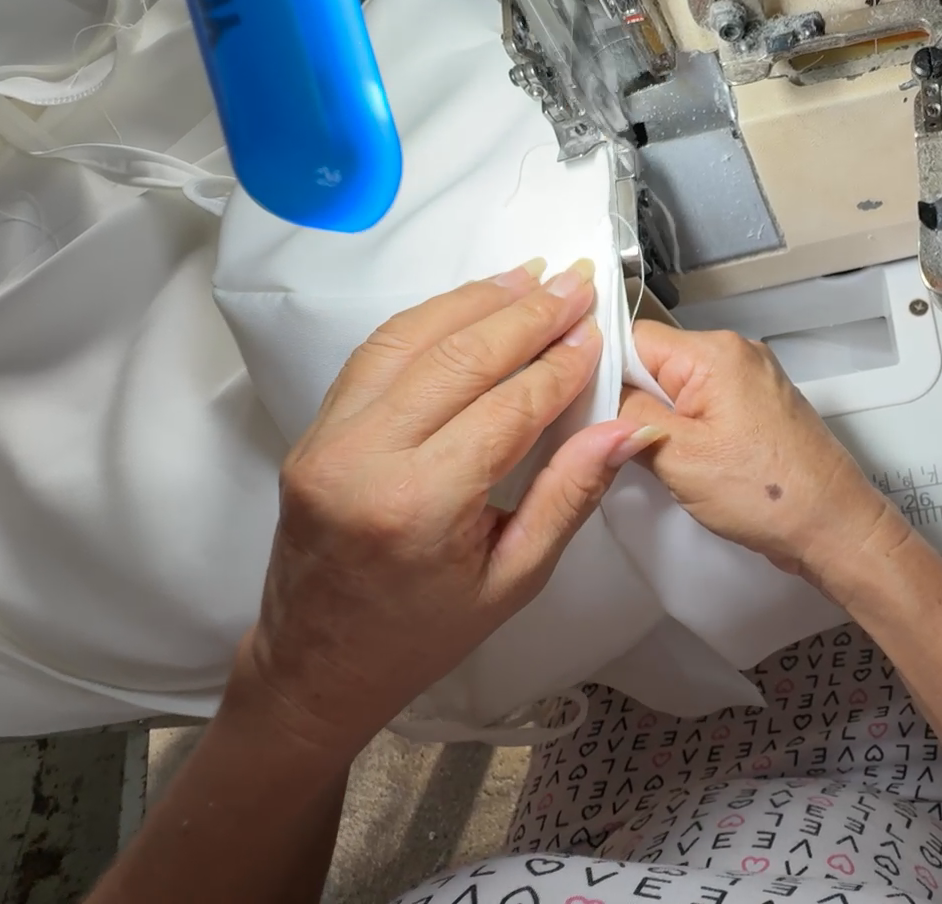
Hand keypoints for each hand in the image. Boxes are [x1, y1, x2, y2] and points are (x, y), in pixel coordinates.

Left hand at [229, 259, 663, 758]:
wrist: (317, 666)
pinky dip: (430, 318)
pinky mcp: (314, 430)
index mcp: (420, 504)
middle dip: (527, 315)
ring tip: (529, 275)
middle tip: (577, 281)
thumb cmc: (427, 633)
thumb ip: (571, 494)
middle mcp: (362, 457)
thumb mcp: (518, 577)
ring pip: (409, 339)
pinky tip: (471, 302)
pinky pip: (376, 353)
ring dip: (476, 300)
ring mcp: (327, 438)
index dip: (561, 366)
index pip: (508, 407)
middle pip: (459, 358)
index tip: (599, 332)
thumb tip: (627, 430)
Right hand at [618, 321, 916, 596]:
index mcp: (716, 352)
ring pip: (679, 387)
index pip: (634, 338)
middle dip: (634, 399)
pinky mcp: (757, 408)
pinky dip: (687, 428)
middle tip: (620, 442)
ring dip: (661, 418)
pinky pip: (705, 404)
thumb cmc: (768, 493)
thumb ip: (628, 415)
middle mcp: (737, 354)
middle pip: (656, 361)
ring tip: (658, 456)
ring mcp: (751, 380)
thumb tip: (596, 393)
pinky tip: (685, 459)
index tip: (585, 407)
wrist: (832, 525)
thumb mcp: (679, 455)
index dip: (603, 371)